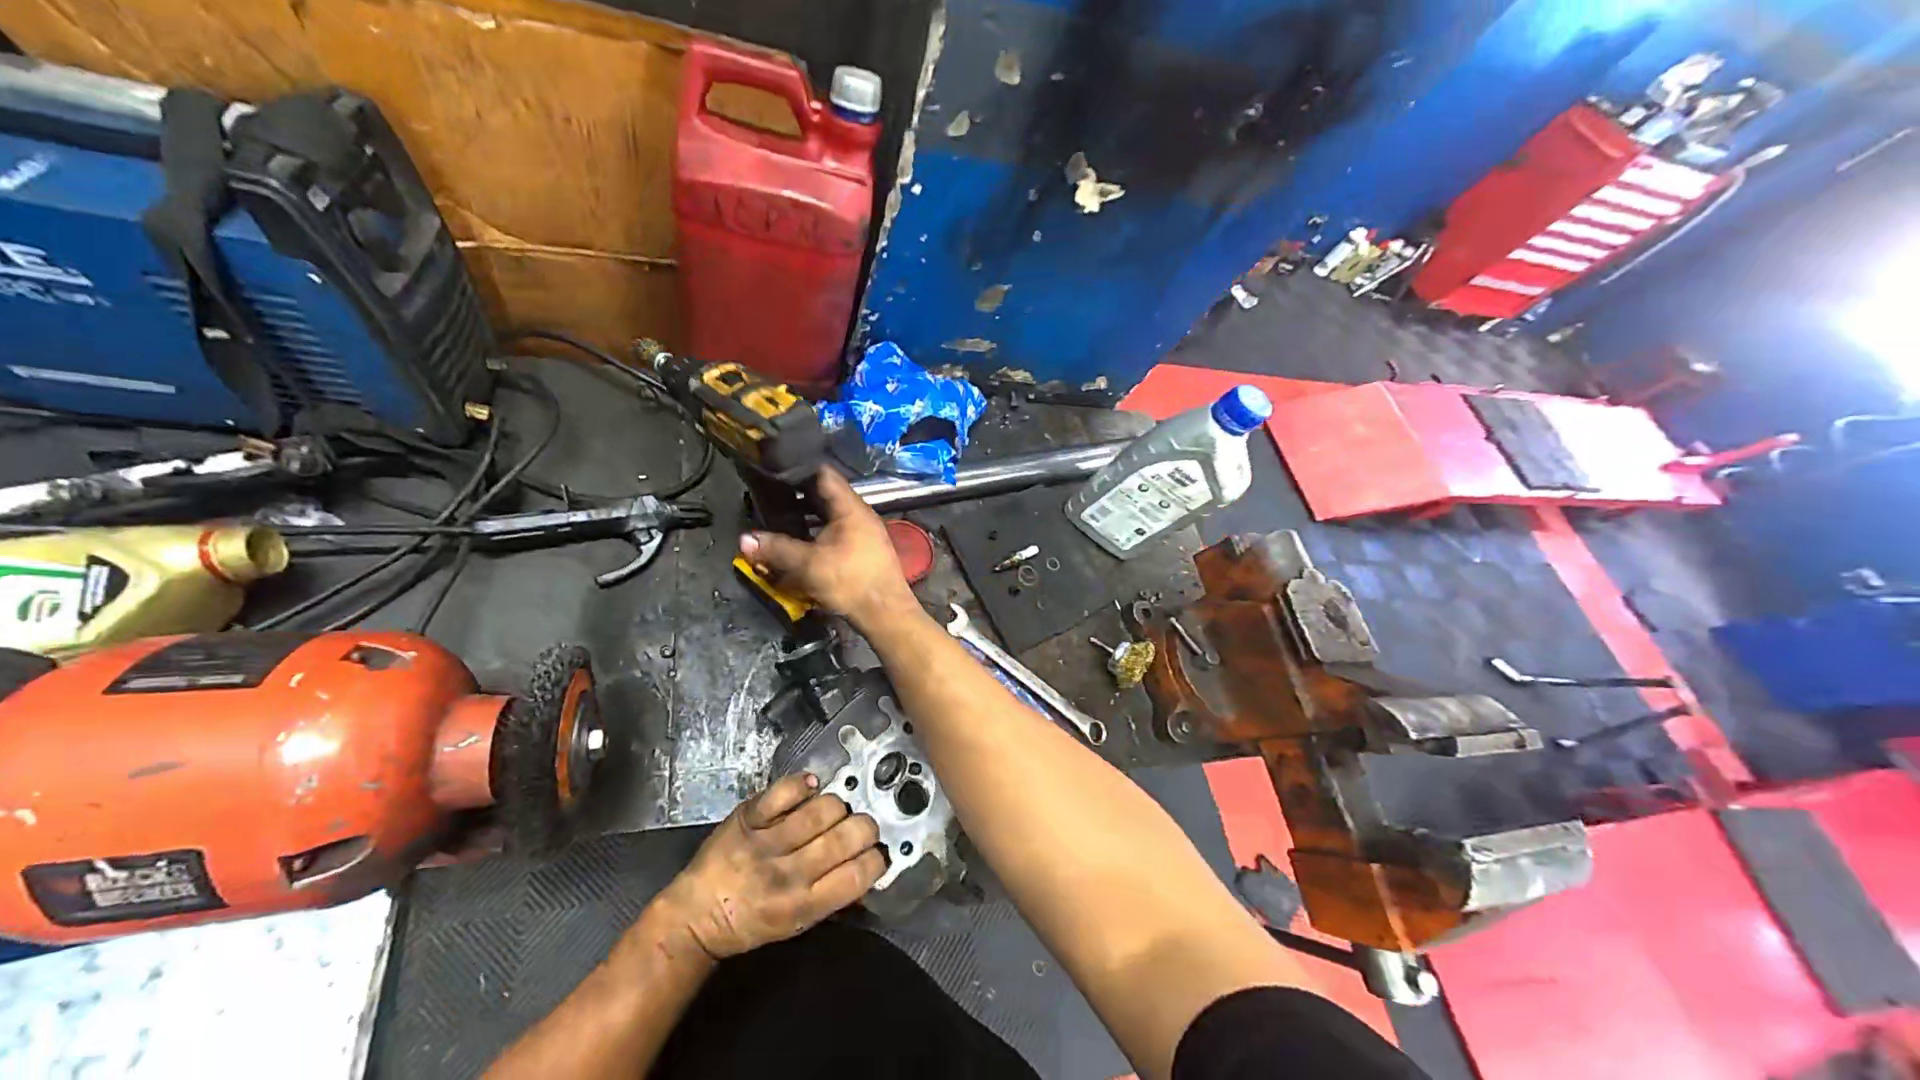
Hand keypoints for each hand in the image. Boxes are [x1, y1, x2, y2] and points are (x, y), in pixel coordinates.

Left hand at [657, 772, 885, 960]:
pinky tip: (809, 789)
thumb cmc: (750, 923)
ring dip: (838, 806)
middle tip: (858, 827)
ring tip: (833, 811)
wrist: (695, 917)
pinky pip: (786, 790)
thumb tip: (869, 868)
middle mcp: (789, 873)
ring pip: (824, 808)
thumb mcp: (798, 925)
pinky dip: (803, 784)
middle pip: (849, 835)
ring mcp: (767, 842)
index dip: (877, 858)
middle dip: (865, 827)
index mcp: (805, 905)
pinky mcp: (748, 818)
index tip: (875, 852)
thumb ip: (834, 897)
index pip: (860, 873)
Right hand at [740, 467, 917, 629]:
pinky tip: (803, 542)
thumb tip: (744, 540)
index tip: (774, 469)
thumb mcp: (808, 565)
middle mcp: (860, 514)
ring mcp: (865, 532)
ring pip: (831, 515)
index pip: (823, 473)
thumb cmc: (850, 582)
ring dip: (808, 516)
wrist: (886, 614)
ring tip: (781, 517)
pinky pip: (837, 531)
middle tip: (771, 494)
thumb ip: (776, 549)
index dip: (798, 469)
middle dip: (799, 495)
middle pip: (826, 494)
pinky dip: (819, 531)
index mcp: (850, 507)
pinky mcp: (865, 549)